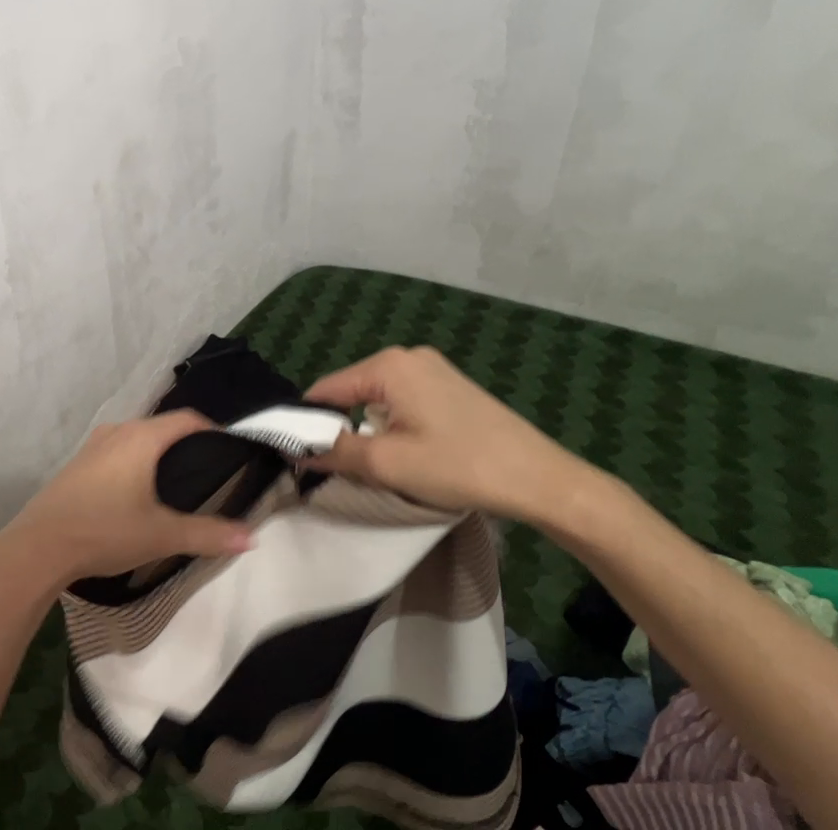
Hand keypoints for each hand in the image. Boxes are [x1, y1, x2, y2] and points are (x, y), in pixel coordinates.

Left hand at [0, 411, 253, 587]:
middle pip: (162, 427)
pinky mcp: (78, 464)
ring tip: (181, 484)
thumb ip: (207, 534)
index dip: (214, 431)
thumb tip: (252, 538)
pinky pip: (118, 453)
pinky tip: (141, 492)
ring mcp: (93, 446)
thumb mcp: (161, 535)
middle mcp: (117, 431)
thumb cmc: (104, 531)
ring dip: (159, 455)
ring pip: (137, 440)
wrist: (39, 546)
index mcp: (141, 438)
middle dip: (188, 445)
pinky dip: (136, 463)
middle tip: (213, 473)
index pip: (188, 419)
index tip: (233, 452)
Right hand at [302, 346, 592, 520]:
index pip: (324, 390)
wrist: (540, 480)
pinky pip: (401, 403)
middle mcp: (407, 357)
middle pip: (349, 393)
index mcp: (387, 365)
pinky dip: (392, 427)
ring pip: (375, 400)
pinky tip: (406, 455)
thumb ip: (334, 452)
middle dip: (338, 428)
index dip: (305, 424)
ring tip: (375, 465)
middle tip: (337, 467)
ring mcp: (433, 370)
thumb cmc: (459, 466)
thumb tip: (297, 450)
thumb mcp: (386, 464)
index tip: (296, 457)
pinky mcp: (451, 388)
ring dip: (367, 431)